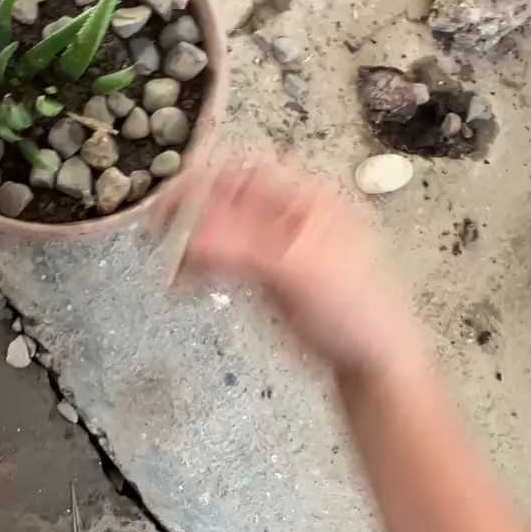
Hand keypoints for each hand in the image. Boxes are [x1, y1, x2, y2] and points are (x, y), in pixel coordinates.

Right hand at [152, 156, 431, 376]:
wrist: (374, 361)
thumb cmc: (356, 311)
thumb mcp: (300, 274)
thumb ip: (242, 252)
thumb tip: (188, 240)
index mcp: (308, 198)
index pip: (246, 169)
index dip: (204, 177)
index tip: (169, 198)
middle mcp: (289, 213)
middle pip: (226, 198)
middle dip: (190, 212)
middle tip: (156, 230)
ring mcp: (274, 244)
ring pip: (219, 230)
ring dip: (190, 243)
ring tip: (166, 265)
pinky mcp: (264, 273)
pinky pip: (222, 259)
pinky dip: (199, 267)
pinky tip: (180, 283)